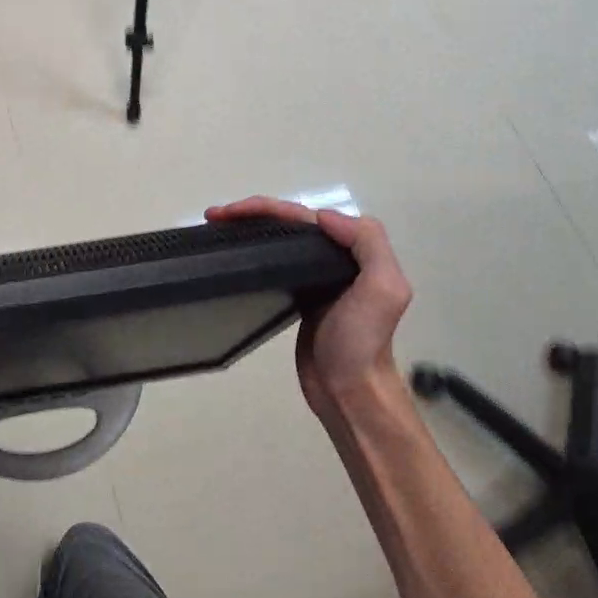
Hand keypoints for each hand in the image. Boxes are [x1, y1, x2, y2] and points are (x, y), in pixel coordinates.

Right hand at [205, 197, 413, 421]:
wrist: (350, 390)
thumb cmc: (362, 341)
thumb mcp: (383, 290)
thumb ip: (367, 244)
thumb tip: (323, 216)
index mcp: (353, 251)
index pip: (304, 216)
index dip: (266, 208)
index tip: (229, 213)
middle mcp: (336, 257)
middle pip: (289, 222)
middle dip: (251, 213)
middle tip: (214, 216)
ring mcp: (315, 276)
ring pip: (280, 239)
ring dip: (250, 227)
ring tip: (218, 228)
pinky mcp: (299, 296)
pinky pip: (275, 262)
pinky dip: (254, 251)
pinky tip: (236, 255)